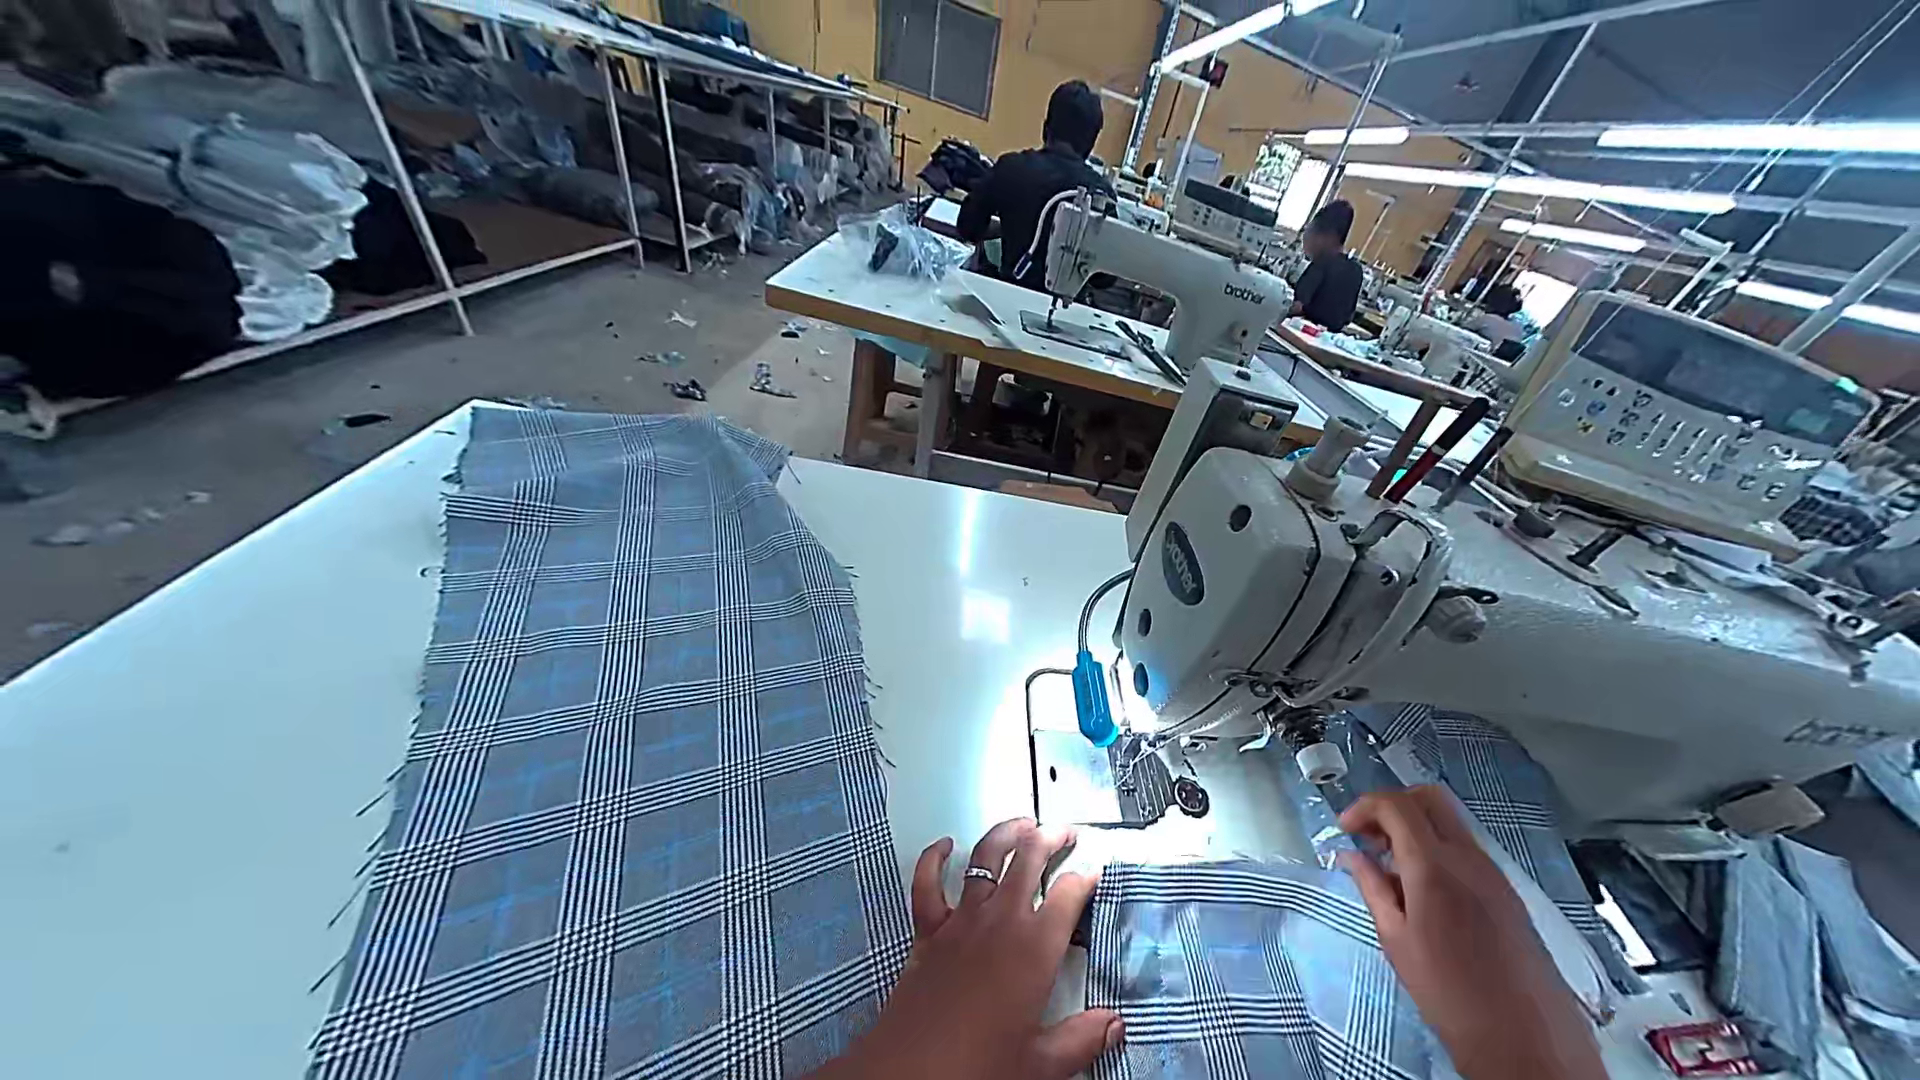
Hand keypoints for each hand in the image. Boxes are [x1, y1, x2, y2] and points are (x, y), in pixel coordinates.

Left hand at [810, 818, 1122, 1079]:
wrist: (913, 1075)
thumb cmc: (978, 1070)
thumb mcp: (1042, 1064)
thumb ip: (1081, 1039)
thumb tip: (1112, 1025)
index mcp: (1034, 949)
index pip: (1069, 896)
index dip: (1085, 877)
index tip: (1093, 870)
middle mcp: (1000, 921)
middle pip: (1029, 859)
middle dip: (1050, 838)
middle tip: (1064, 832)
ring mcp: (962, 919)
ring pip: (986, 858)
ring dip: (1006, 834)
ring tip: (1021, 822)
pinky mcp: (930, 927)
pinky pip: (928, 881)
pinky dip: (935, 858)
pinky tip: (945, 845)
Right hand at [1339, 787, 1606, 1079]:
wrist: (1531, 1049)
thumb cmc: (1450, 995)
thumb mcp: (1395, 939)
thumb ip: (1371, 887)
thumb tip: (1351, 856)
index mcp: (1435, 867)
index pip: (1395, 804)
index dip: (1362, 807)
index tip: (1345, 830)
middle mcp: (1470, 860)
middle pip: (1428, 798)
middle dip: (1390, 806)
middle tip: (1369, 836)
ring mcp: (1495, 875)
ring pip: (1449, 821)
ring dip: (1413, 826)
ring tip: (1391, 865)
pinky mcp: (1509, 894)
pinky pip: (1466, 849)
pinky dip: (1436, 848)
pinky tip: (1422, 887)